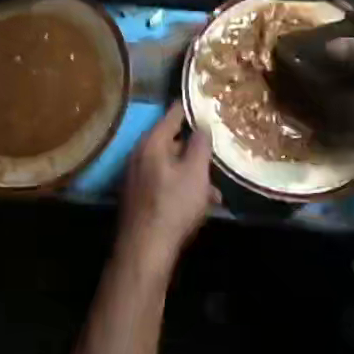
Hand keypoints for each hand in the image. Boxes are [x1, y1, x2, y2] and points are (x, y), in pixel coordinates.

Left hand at [117, 102, 215, 271]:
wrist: (145, 249)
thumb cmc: (173, 205)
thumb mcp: (195, 172)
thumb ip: (201, 144)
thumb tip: (203, 123)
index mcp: (151, 142)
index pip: (172, 113)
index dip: (191, 108)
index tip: (208, 103)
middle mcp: (139, 154)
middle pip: (171, 140)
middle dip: (195, 147)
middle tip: (217, 149)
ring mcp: (136, 176)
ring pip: (170, 165)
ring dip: (192, 173)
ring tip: (215, 190)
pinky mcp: (138, 196)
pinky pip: (164, 182)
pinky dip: (182, 186)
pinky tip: (200, 204)